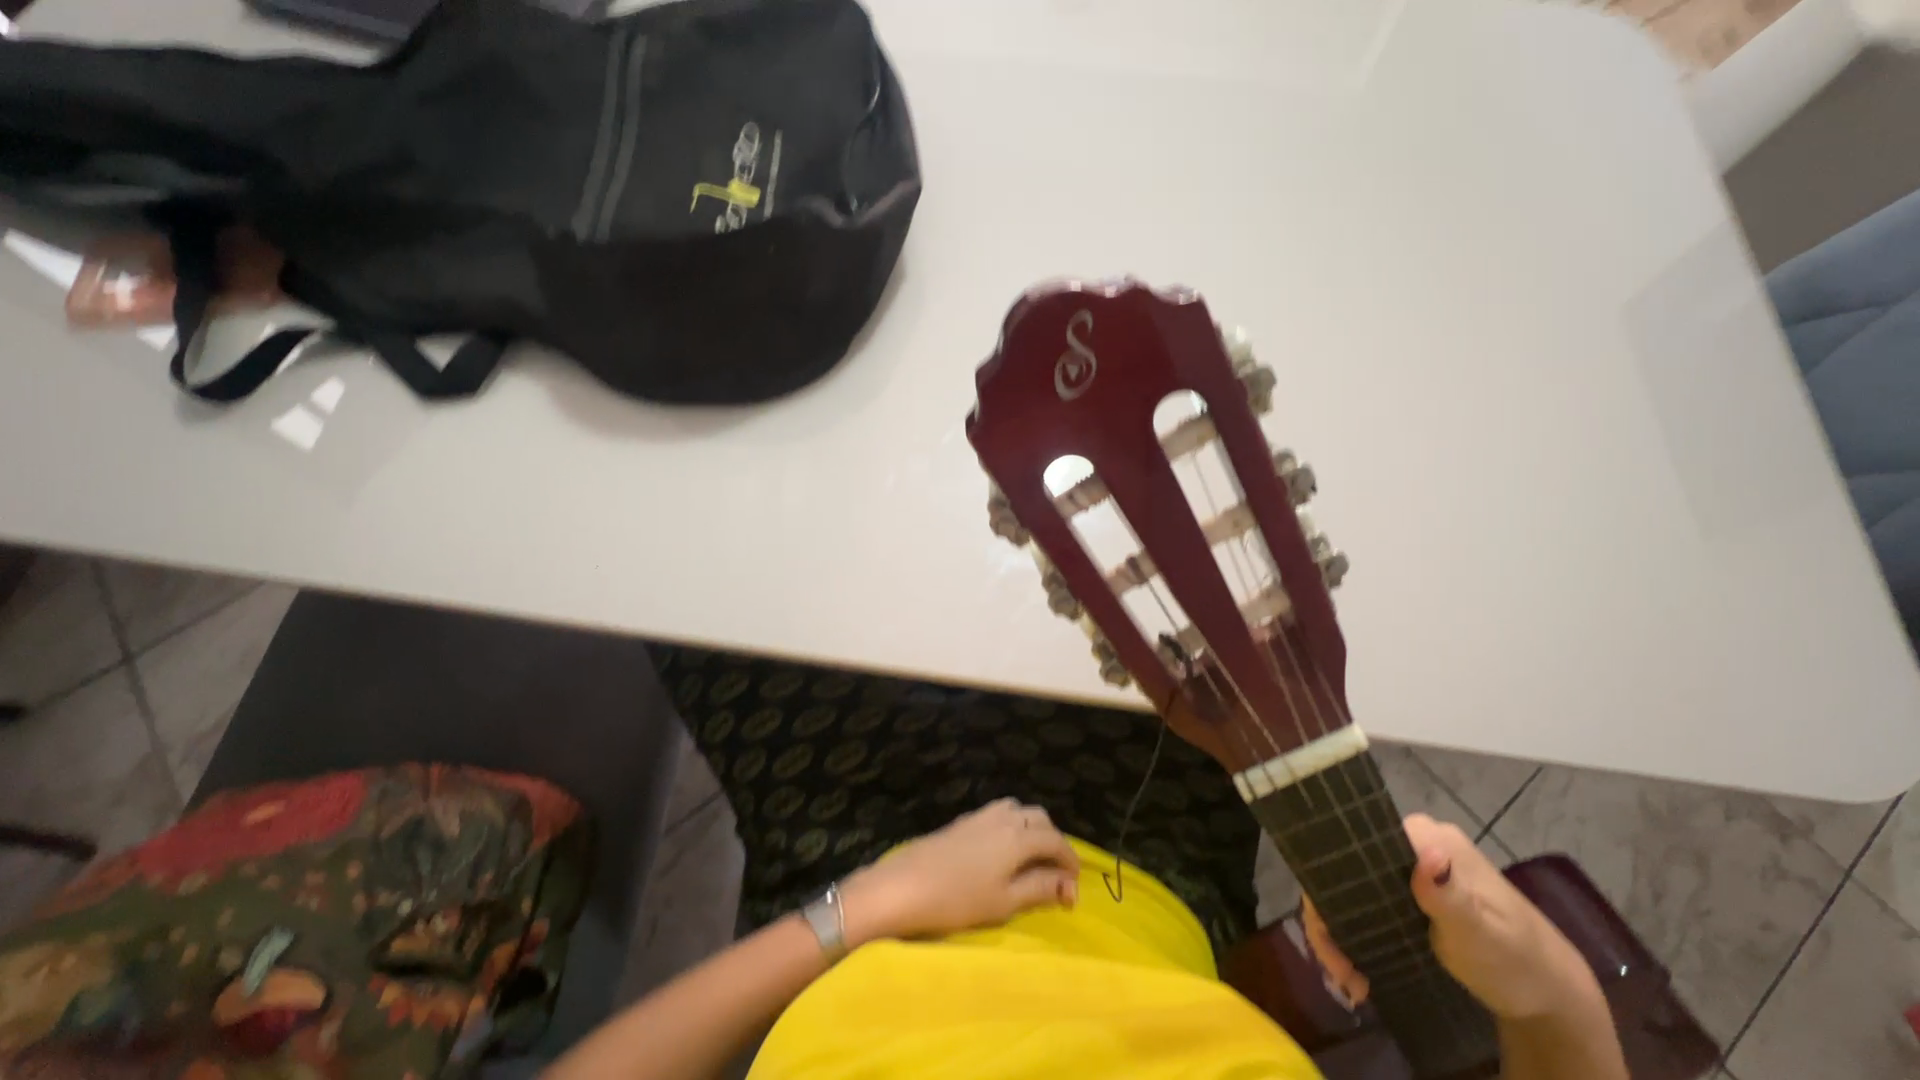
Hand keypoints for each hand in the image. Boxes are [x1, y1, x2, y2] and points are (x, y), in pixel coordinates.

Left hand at [838, 798, 1080, 945]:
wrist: (902, 888)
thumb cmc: (958, 900)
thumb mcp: (1005, 901)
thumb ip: (1040, 889)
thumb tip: (1070, 886)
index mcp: (1018, 836)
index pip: (1056, 840)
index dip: (1070, 861)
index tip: (1075, 886)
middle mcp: (1002, 818)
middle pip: (1039, 818)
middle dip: (1053, 840)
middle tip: (1055, 871)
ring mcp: (978, 816)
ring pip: (1017, 810)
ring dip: (1031, 828)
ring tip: (1030, 857)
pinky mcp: (960, 822)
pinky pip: (997, 813)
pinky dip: (1010, 826)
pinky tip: (1001, 851)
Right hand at [1302, 813, 1600, 1021]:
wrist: (1547, 994)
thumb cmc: (1517, 961)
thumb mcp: (1481, 934)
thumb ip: (1451, 895)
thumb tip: (1429, 851)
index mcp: (1427, 837)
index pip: (1354, 845)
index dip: (1330, 886)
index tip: (1331, 937)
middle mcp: (1412, 843)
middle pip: (1344, 869)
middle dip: (1331, 921)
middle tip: (1341, 974)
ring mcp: (1410, 868)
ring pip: (1349, 890)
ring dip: (1339, 934)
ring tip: (1350, 981)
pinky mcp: (1410, 893)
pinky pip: (1364, 904)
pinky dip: (1354, 935)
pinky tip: (1358, 969)